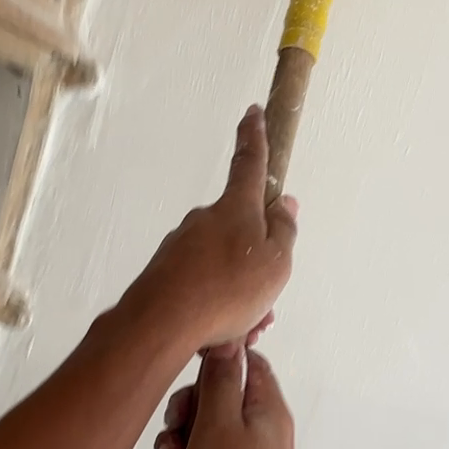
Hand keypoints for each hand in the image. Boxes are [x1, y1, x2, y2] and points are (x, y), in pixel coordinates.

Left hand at [123, 105, 297, 350]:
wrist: (163, 322)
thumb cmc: (230, 289)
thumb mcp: (277, 263)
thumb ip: (284, 232)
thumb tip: (285, 203)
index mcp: (237, 208)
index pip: (250, 163)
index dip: (256, 137)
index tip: (253, 113)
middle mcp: (205, 220)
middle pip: (240, 231)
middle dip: (256, 264)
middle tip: (264, 304)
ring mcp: (181, 246)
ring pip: (223, 266)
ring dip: (239, 296)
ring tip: (242, 328)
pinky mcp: (165, 273)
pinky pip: (203, 287)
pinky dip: (217, 308)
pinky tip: (220, 336)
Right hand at [150, 347, 298, 448]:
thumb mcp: (219, 425)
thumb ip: (221, 381)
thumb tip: (228, 342)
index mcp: (266, 410)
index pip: (245, 365)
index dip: (212, 368)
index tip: (187, 383)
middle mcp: (260, 433)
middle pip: (214, 402)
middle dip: (182, 416)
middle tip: (173, 435)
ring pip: (199, 437)